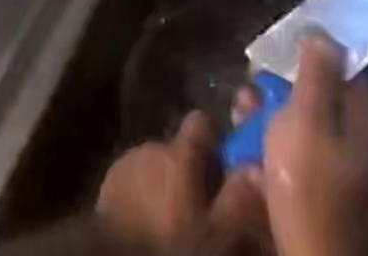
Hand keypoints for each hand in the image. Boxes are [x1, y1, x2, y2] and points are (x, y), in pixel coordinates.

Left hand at [96, 112, 267, 253]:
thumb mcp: (218, 234)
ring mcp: (127, 162)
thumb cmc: (170, 247)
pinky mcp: (109, 182)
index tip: (226, 168)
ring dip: (168, 185)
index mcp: (179, 153)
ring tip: (177, 222)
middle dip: (193, 173)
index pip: (201, 123)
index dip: (215, 141)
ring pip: (158, 166)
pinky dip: (146, 195)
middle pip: (181, 150)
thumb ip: (240, 198)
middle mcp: (152, 147)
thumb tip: (258, 167)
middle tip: (204, 211)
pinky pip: (137, 181)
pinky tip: (151, 225)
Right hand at [248, 37, 367, 255]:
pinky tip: (254, 165)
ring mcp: (360, 183)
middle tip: (244, 99)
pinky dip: (281, 158)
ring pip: (310, 135)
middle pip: (322, 105)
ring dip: (272, 125)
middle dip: (279, 96)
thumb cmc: (311, 190)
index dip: (307, 59)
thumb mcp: (308, 121)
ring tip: (238, 128)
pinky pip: (307, 167)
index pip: (344, 73)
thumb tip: (325, 30)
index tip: (273, 58)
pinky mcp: (341, 208)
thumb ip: (317, 74)